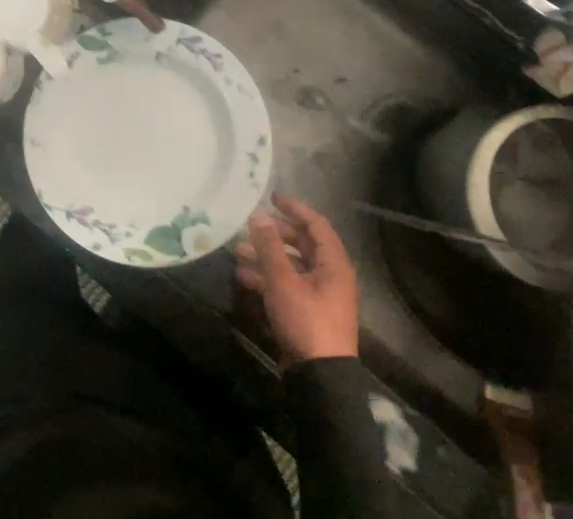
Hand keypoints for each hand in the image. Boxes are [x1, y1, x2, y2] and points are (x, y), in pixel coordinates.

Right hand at [235, 192, 359, 363]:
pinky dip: (267, 277)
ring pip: (292, 265)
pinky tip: (244, 276)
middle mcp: (330, 274)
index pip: (316, 225)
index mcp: (334, 263)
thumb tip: (258, 216)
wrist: (320, 375)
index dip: (295, 208)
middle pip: (304, 244)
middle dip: (276, 233)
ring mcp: (319, 294)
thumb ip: (270, 247)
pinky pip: (287, 284)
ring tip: (238, 250)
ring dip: (267, 255)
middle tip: (251, 226)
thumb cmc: (306, 320)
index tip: (272, 197)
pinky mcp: (307, 311)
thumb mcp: (284, 281)